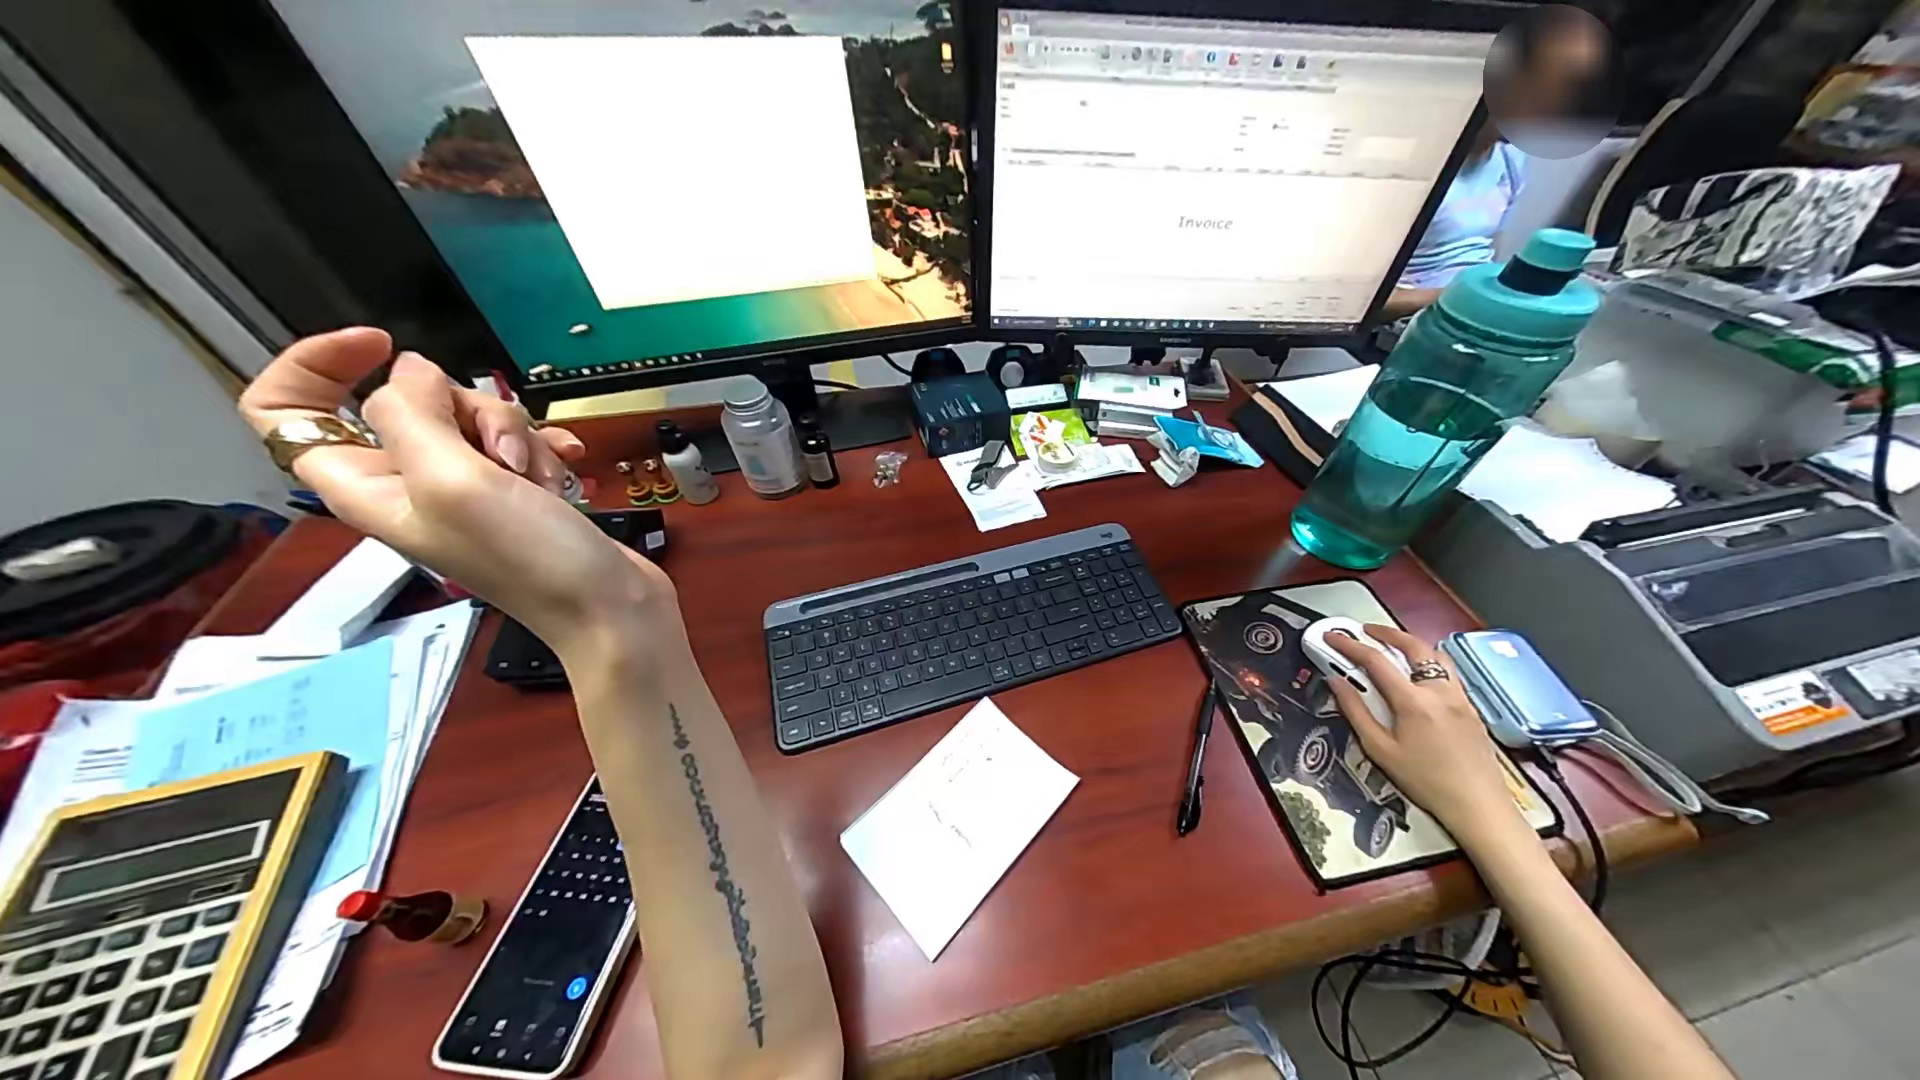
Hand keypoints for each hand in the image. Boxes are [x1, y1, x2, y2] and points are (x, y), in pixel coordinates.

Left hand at [238, 328, 672, 653]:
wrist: (604, 604)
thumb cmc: (528, 558)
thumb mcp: (454, 481)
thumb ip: (412, 415)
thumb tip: (409, 371)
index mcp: (366, 485)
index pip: (290, 410)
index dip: (318, 366)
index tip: (381, 344)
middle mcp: (412, 482)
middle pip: (412, 403)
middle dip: (467, 410)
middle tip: (500, 452)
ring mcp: (469, 487)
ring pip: (474, 419)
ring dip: (517, 435)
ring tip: (539, 478)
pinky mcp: (518, 491)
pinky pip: (520, 442)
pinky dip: (545, 446)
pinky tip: (568, 462)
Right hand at [1325, 625, 1531, 851]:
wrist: (1478, 806)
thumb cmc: (1424, 780)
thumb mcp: (1379, 749)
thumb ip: (1355, 711)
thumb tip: (1336, 682)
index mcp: (1414, 702)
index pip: (1376, 661)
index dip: (1350, 645)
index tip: (1332, 637)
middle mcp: (1440, 692)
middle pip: (1414, 646)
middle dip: (1386, 633)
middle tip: (1365, 630)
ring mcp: (1460, 698)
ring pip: (1437, 656)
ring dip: (1411, 644)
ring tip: (1392, 644)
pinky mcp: (1471, 708)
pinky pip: (1448, 672)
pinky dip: (1428, 660)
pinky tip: (1417, 672)